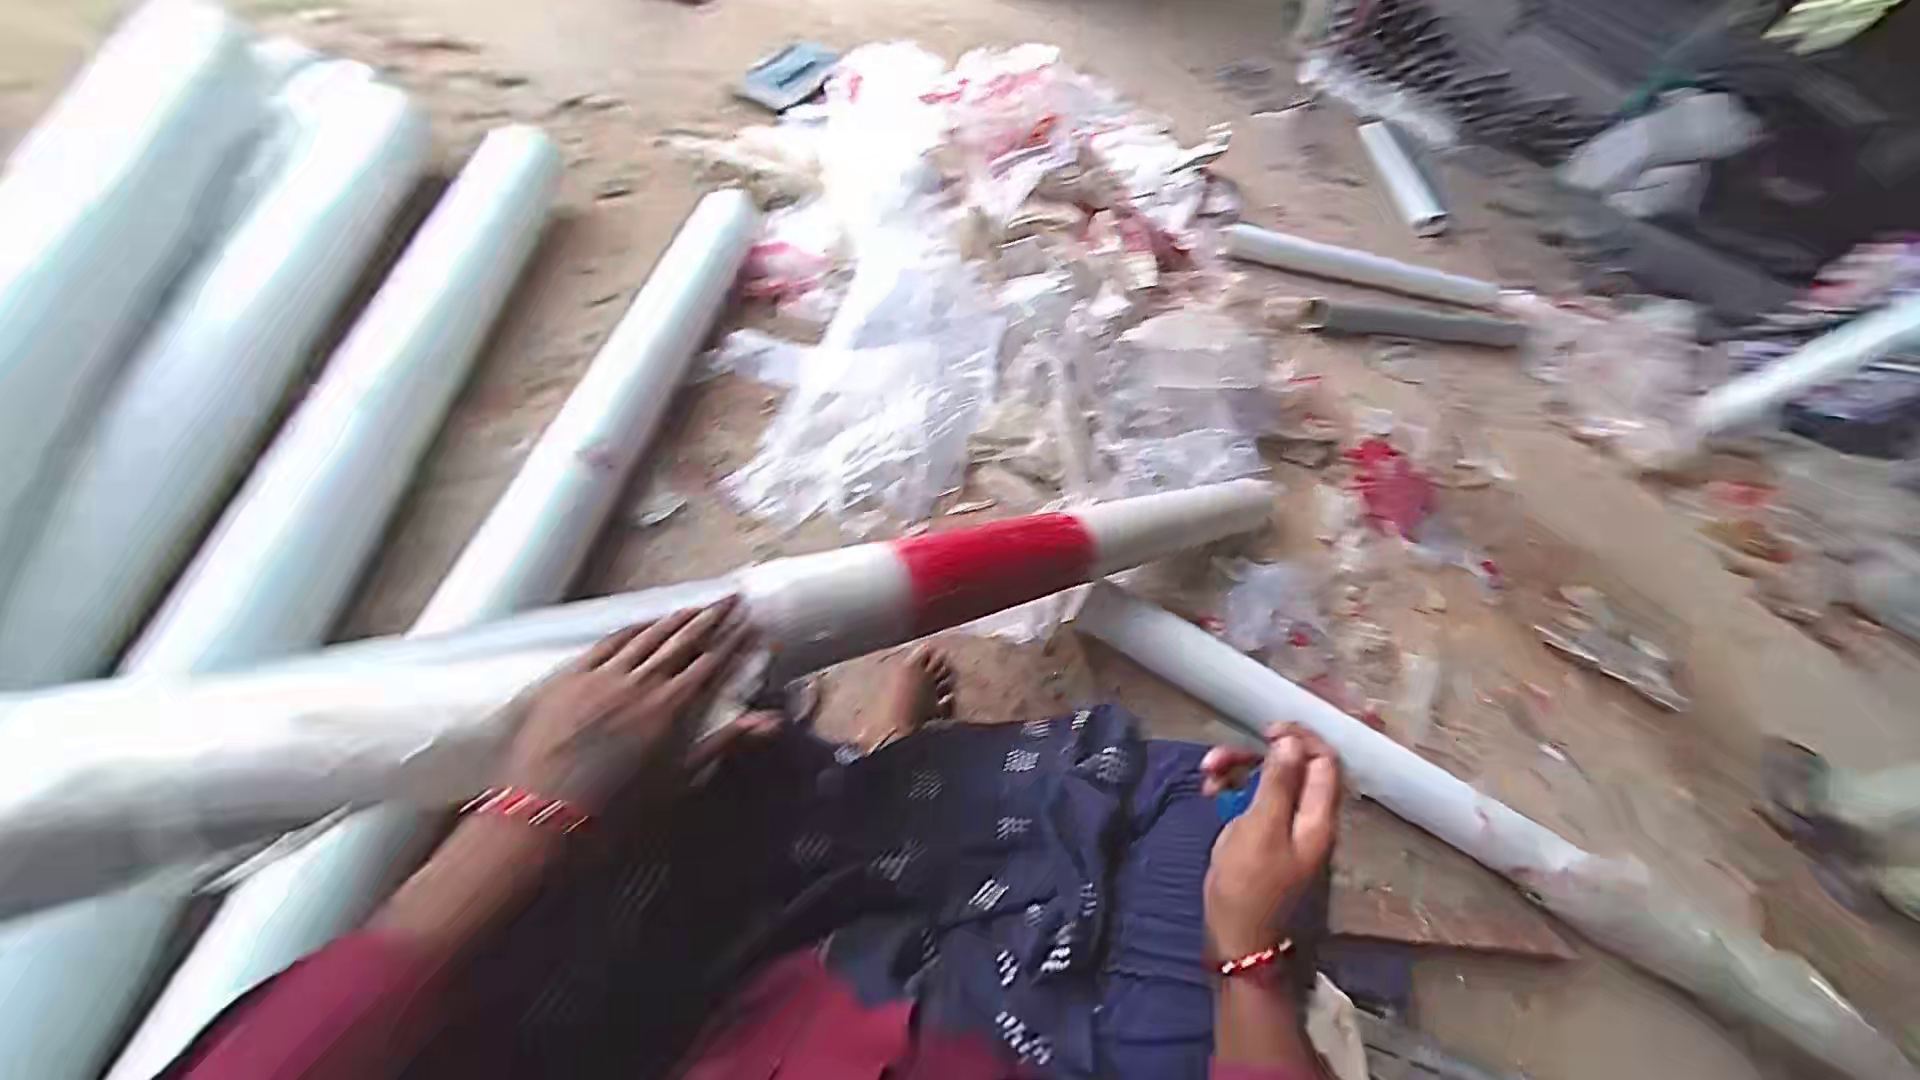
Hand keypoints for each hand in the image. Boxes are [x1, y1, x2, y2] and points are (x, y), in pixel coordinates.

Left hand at [497, 597, 756, 811]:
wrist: (541, 818)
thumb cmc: (617, 806)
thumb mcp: (680, 776)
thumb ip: (726, 742)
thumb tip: (768, 723)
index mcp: (671, 706)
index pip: (712, 661)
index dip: (735, 639)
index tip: (751, 622)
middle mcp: (641, 682)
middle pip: (685, 639)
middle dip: (712, 615)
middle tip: (731, 597)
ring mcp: (604, 676)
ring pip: (649, 636)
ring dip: (676, 618)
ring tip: (696, 604)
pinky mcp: (571, 677)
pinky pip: (608, 642)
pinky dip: (631, 628)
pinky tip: (645, 621)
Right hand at [1203, 724, 1340, 960]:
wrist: (1234, 931)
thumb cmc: (1249, 880)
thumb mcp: (1262, 826)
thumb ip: (1278, 782)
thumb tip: (1291, 741)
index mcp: (1317, 817)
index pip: (1324, 762)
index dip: (1301, 739)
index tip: (1266, 729)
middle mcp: (1305, 816)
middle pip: (1289, 767)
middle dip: (1253, 754)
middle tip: (1220, 756)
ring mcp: (1281, 823)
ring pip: (1265, 778)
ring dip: (1236, 768)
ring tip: (1206, 773)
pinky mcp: (1259, 830)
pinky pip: (1249, 794)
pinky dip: (1230, 786)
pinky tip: (1209, 789)